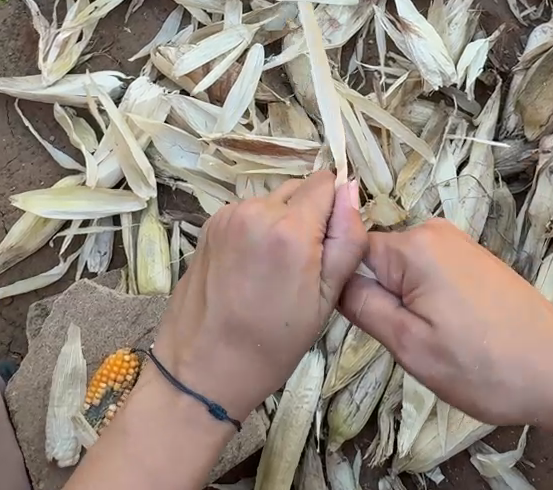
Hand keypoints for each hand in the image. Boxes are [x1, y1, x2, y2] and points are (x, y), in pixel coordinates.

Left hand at [152, 170, 367, 420]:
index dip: (334, 210)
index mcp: (290, 228)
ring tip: (272, 270)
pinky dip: (257, 228)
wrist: (202, 370)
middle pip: (299, 188)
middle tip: (301, 264)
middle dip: (308, 216)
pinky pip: (249, 211)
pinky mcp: (210, 223)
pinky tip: (250, 267)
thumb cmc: (273, 343)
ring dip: (282, 221)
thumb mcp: (325, 300)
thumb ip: (347, 239)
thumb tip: (350, 188)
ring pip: (273, 199)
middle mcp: (257, 209)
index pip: (325, 182)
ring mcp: (229, 214)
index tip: (327, 246)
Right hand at [338, 217, 552, 428]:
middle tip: (405, 341)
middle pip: (379, 260)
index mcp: (412, 245)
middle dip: (382, 298)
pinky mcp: (474, 258)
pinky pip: (430, 272)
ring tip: (433, 340)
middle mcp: (433, 229)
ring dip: (407, 303)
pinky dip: (430, 300)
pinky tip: (454, 331)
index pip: (351, 253)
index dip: (348, 289)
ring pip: (404, 270)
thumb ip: (364, 307)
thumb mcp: (411, 346)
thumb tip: (334, 281)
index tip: (362, 324)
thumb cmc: (483, 365)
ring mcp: (457, 242)